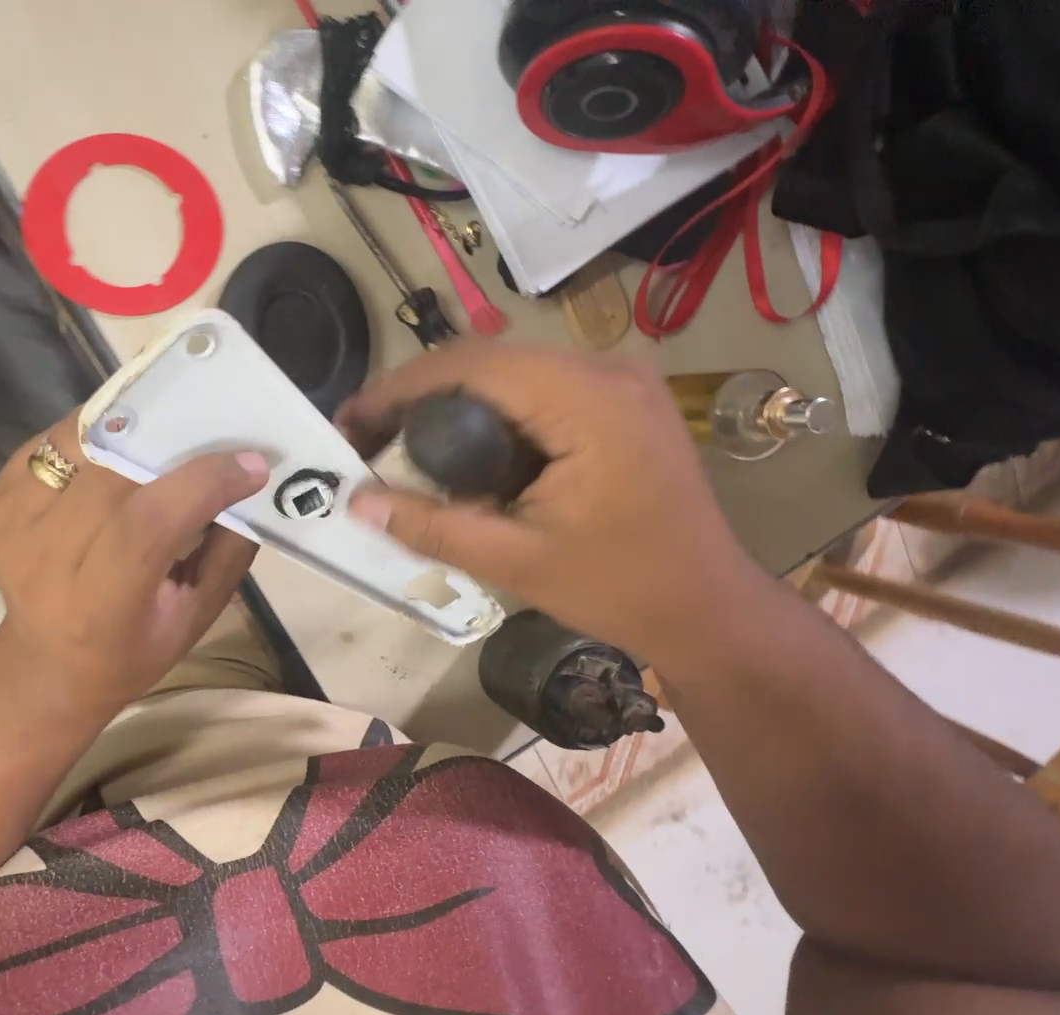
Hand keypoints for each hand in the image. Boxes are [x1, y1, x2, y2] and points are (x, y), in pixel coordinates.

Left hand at [0, 409, 270, 718]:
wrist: (48, 664)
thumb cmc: (133, 648)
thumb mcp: (196, 616)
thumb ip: (229, 551)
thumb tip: (249, 475)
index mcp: (98, 605)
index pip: (146, 524)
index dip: (200, 483)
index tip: (249, 465)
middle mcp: (43, 560)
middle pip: (113, 474)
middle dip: (172, 446)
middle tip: (214, 437)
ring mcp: (11, 523)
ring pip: (82, 444)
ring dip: (131, 431)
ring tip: (168, 435)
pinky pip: (54, 442)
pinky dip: (95, 436)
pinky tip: (119, 451)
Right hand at [337, 341, 767, 666]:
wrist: (707, 608)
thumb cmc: (618, 588)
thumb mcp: (514, 562)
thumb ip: (431, 528)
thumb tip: (356, 504)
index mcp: (588, 401)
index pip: (472, 366)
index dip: (400, 388)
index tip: (351, 422)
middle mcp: (607, 371)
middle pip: (488, 360)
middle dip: (419, 395)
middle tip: (369, 438)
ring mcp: (620, 381)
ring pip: (509, 370)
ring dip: (452, 403)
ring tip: (402, 444)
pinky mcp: (620, 400)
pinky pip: (536, 387)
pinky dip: (489, 411)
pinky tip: (460, 448)